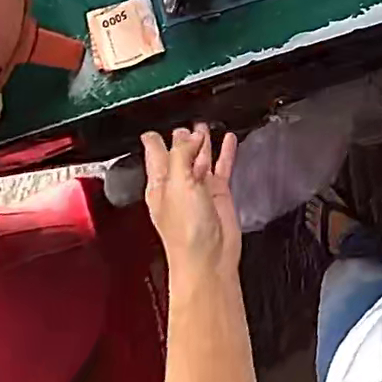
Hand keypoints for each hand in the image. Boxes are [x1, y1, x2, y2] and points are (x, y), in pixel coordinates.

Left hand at [142, 124, 240, 284]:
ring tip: (205, 127)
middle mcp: (178, 185)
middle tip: (187, 125)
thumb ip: (183, 156)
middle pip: (179, 154)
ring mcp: (199, 189)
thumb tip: (191, 136)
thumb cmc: (185, 232)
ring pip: (200, 158)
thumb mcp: (178, 185)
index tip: (153, 128)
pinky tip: (228, 141)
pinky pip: (222, 166)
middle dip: (182, 138)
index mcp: (160, 184)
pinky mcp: (218, 193)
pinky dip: (225, 152)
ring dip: (203, 142)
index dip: (155, 140)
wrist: (208, 256)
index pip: (154, 155)